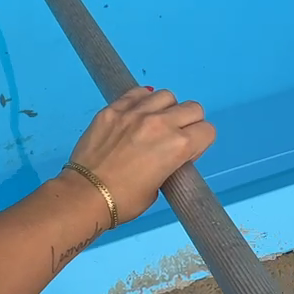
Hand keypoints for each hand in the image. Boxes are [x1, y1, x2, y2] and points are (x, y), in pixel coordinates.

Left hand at [63, 87, 215, 223]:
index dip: (200, 142)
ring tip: (153, 123)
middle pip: (192, 108)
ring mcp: (134, 112)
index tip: (187, 152)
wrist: (86, 195)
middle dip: (188, 123)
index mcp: (178, 146)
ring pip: (165, 95)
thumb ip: (170, 162)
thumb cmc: (125, 200)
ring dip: (166, 108)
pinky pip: (136, 93)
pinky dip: (142, 100)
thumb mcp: (160, 186)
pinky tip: (135, 114)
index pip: (207, 130)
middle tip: (174, 137)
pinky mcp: (113, 109)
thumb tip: (166, 152)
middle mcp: (160, 123)